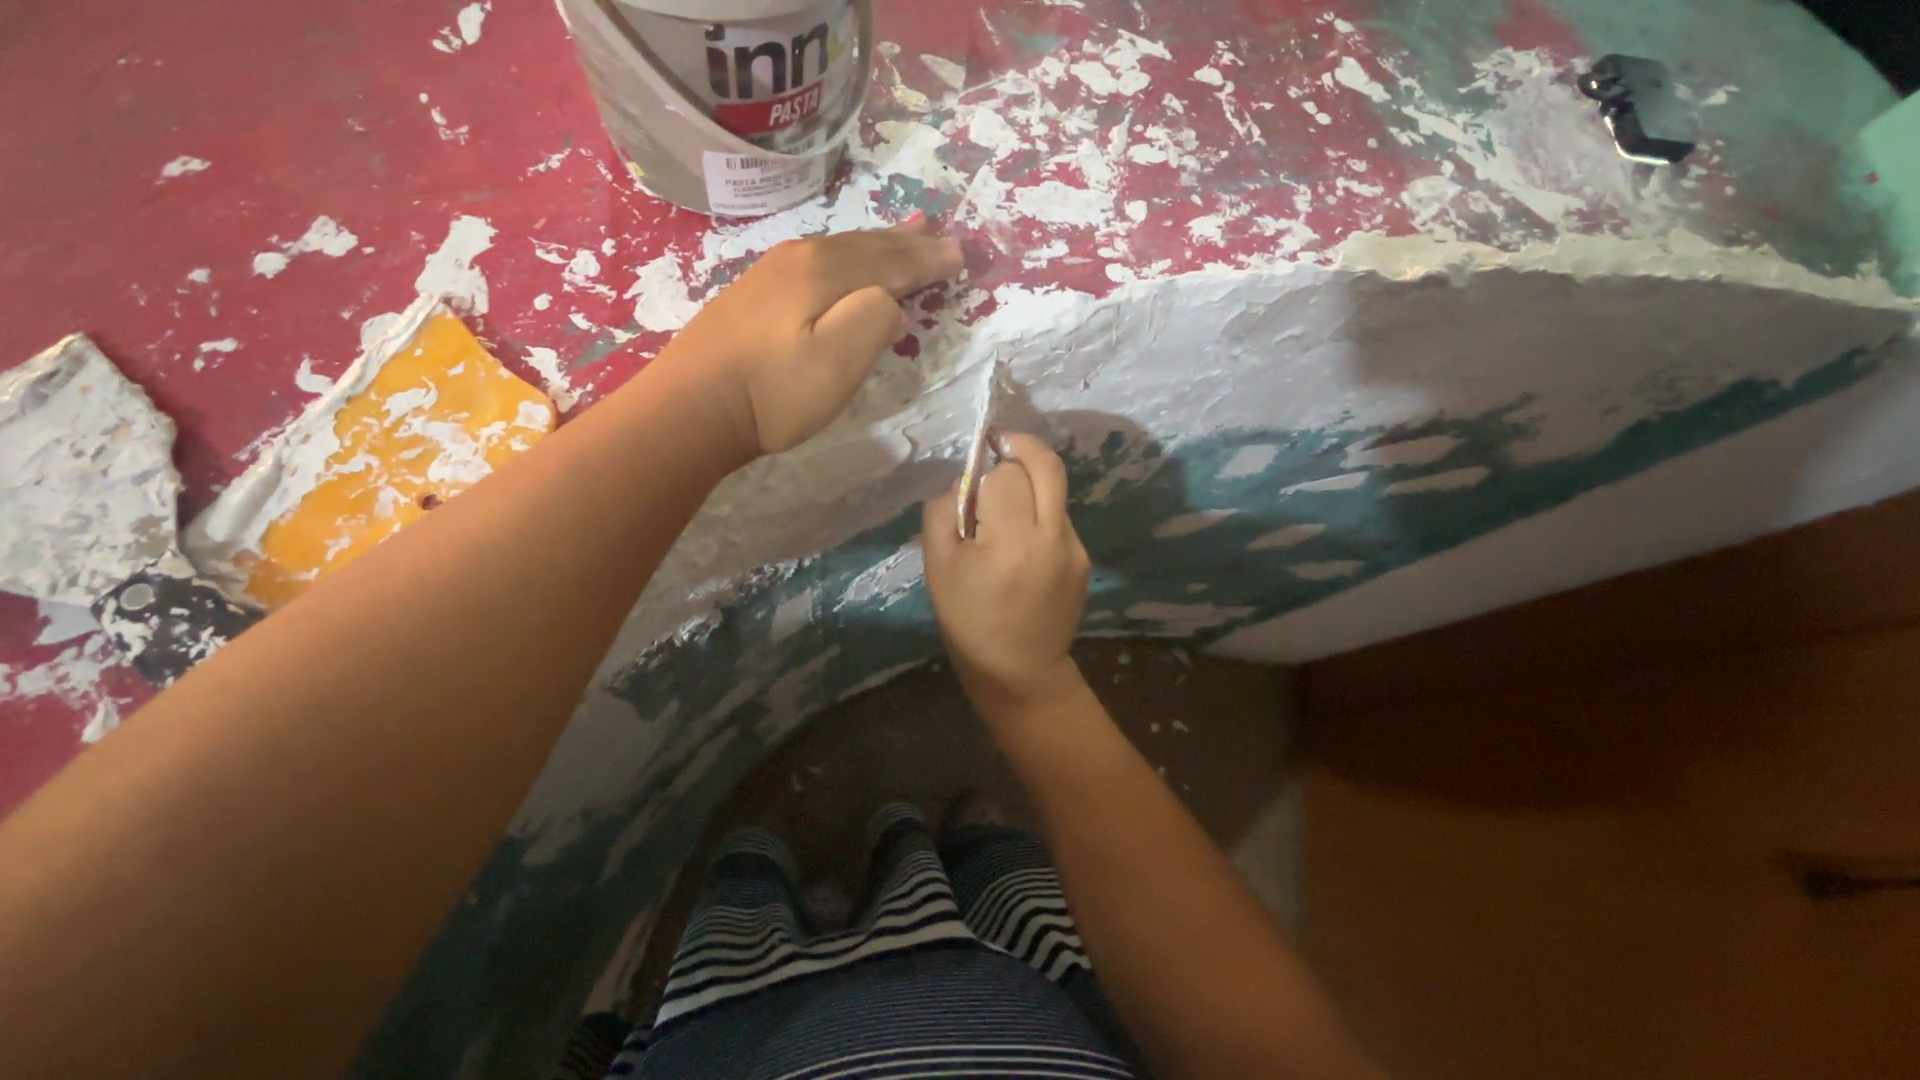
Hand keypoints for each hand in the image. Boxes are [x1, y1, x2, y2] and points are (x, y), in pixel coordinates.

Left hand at [664, 216, 962, 456]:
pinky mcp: (752, 295)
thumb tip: (891, 300)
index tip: (962, 255)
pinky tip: (841, 261)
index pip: (891, 260)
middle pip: (865, 246)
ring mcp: (770, 274)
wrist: (690, 409)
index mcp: (825, 272)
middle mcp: (799, 259)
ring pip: (838, 249)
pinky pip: (815, 261)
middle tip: (939, 233)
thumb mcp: (838, 361)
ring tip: (903, 233)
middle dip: (907, 243)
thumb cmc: (773, 392)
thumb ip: (875, 319)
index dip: (928, 260)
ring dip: (876, 243)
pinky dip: (845, 256)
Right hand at [923, 433, 1091, 712]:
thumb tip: (965, 481)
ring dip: (1029, 485)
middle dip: (1020, 447)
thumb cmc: (968, 621)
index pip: (1004, 474)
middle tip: (998, 446)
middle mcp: (1052, 537)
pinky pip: (1059, 518)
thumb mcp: (938, 567)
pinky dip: (1039, 515)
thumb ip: (943, 512)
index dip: (984, 474)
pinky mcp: (1084, 560)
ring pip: (1055, 490)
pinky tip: (1021, 546)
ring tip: (1004, 513)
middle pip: (1047, 464)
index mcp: (1011, 541)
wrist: (1018, 671)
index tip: (971, 491)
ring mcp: (1074, 548)